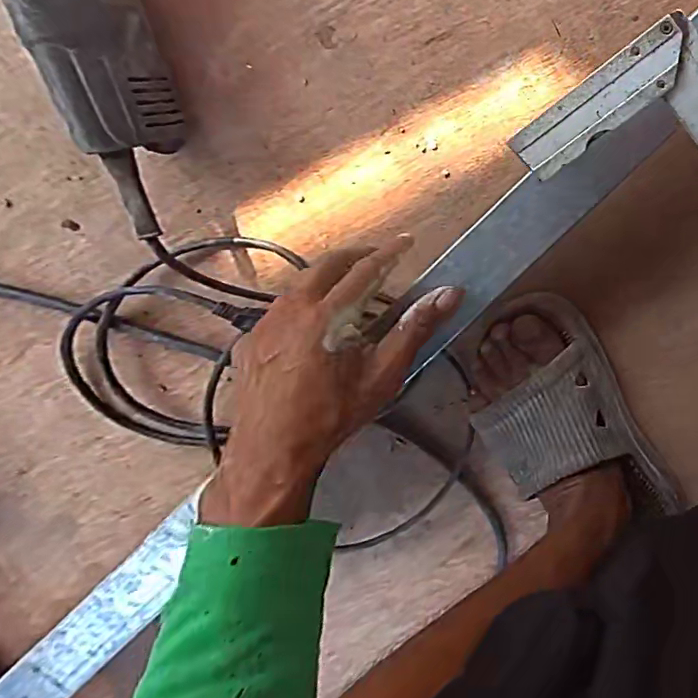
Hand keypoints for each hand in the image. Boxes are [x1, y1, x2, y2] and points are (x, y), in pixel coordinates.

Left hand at [201, 235, 462, 526]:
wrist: (270, 455)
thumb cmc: (333, 415)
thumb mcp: (383, 374)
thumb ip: (415, 328)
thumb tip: (448, 294)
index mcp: (328, 314)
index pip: (366, 268)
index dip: (390, 252)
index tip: (407, 241)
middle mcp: (292, 308)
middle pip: (328, 264)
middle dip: (357, 255)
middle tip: (380, 257)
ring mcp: (265, 323)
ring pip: (300, 283)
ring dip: (329, 276)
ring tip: (351, 288)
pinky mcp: (249, 340)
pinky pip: (280, 307)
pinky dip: (304, 302)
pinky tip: (314, 324)